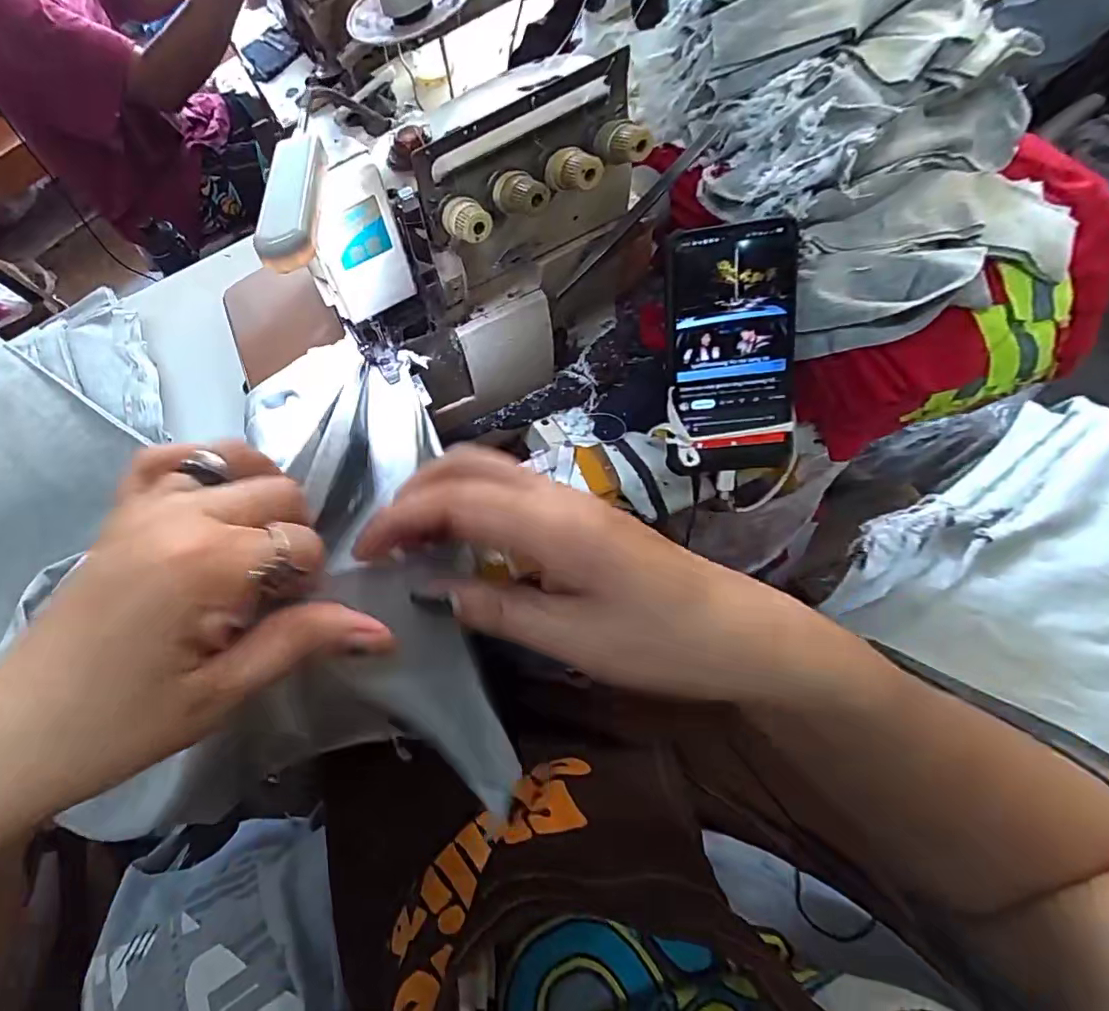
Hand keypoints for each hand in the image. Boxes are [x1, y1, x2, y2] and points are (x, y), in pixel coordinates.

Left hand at [0, 441, 391, 833]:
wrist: (24, 727)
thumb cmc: (124, 724)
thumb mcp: (221, 692)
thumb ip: (298, 643)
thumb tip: (382, 631)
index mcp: (206, 561)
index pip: (299, 541)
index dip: (311, 579)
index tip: (292, 617)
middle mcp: (177, 513)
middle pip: (276, 490)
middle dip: (293, 534)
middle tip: (273, 593)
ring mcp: (142, 504)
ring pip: (231, 461)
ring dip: (259, 494)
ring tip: (251, 547)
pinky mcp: (118, 511)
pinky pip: (167, 458)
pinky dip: (201, 464)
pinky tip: (212, 496)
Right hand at [354, 446, 884, 709]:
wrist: (743, 633)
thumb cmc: (660, 643)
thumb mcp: (570, 641)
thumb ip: (494, 609)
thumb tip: (433, 592)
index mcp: (548, 524)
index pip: (451, 501)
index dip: (397, 520)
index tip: (364, 553)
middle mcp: (552, 494)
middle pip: (461, 466)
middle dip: (409, 495)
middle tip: (380, 542)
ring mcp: (564, 495)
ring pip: (480, 466)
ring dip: (433, 491)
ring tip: (407, 536)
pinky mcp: (573, 508)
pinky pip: (500, 484)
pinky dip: (460, 498)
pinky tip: (454, 535)